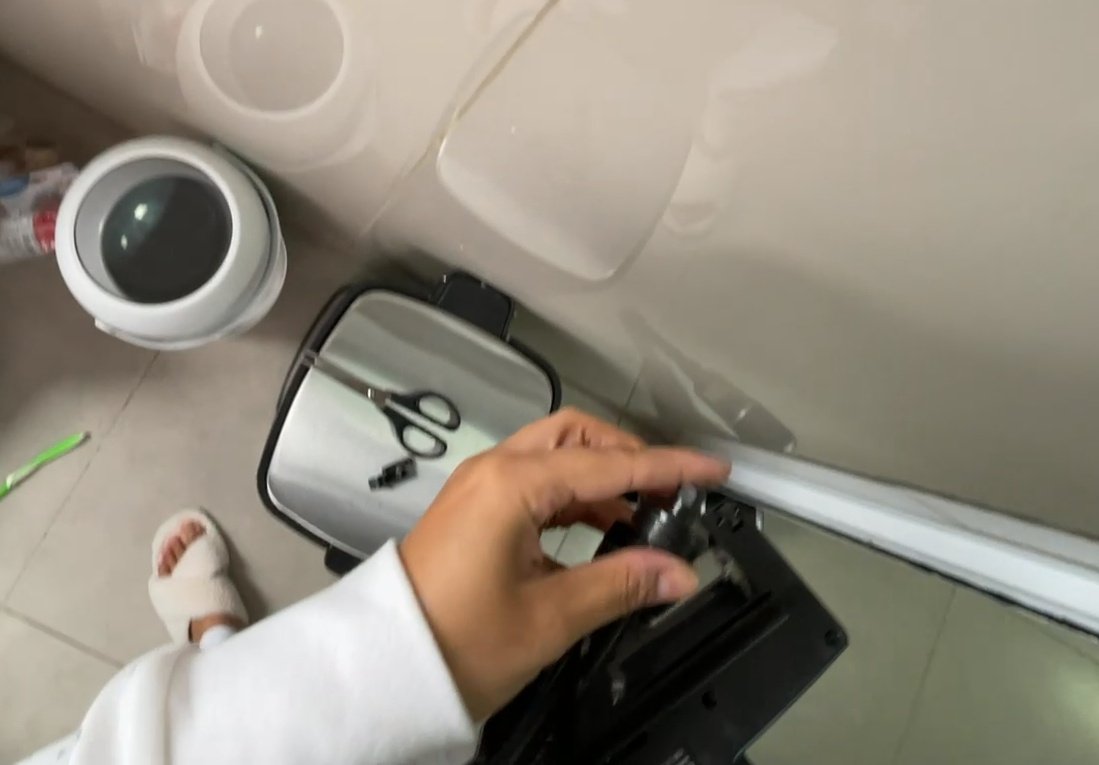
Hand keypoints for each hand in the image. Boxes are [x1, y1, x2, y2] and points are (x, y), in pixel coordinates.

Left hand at [398, 410, 729, 720]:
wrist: (388, 663)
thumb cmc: (460, 640)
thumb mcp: (549, 617)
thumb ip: (619, 585)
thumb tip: (679, 573)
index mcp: (511, 485)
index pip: (606, 464)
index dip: (665, 467)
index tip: (711, 468)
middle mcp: (494, 469)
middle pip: (575, 436)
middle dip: (626, 454)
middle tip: (671, 488)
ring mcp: (481, 483)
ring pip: (553, 454)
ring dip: (600, 473)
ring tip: (645, 513)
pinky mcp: (476, 504)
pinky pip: (535, 480)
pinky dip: (573, 493)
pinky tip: (602, 525)